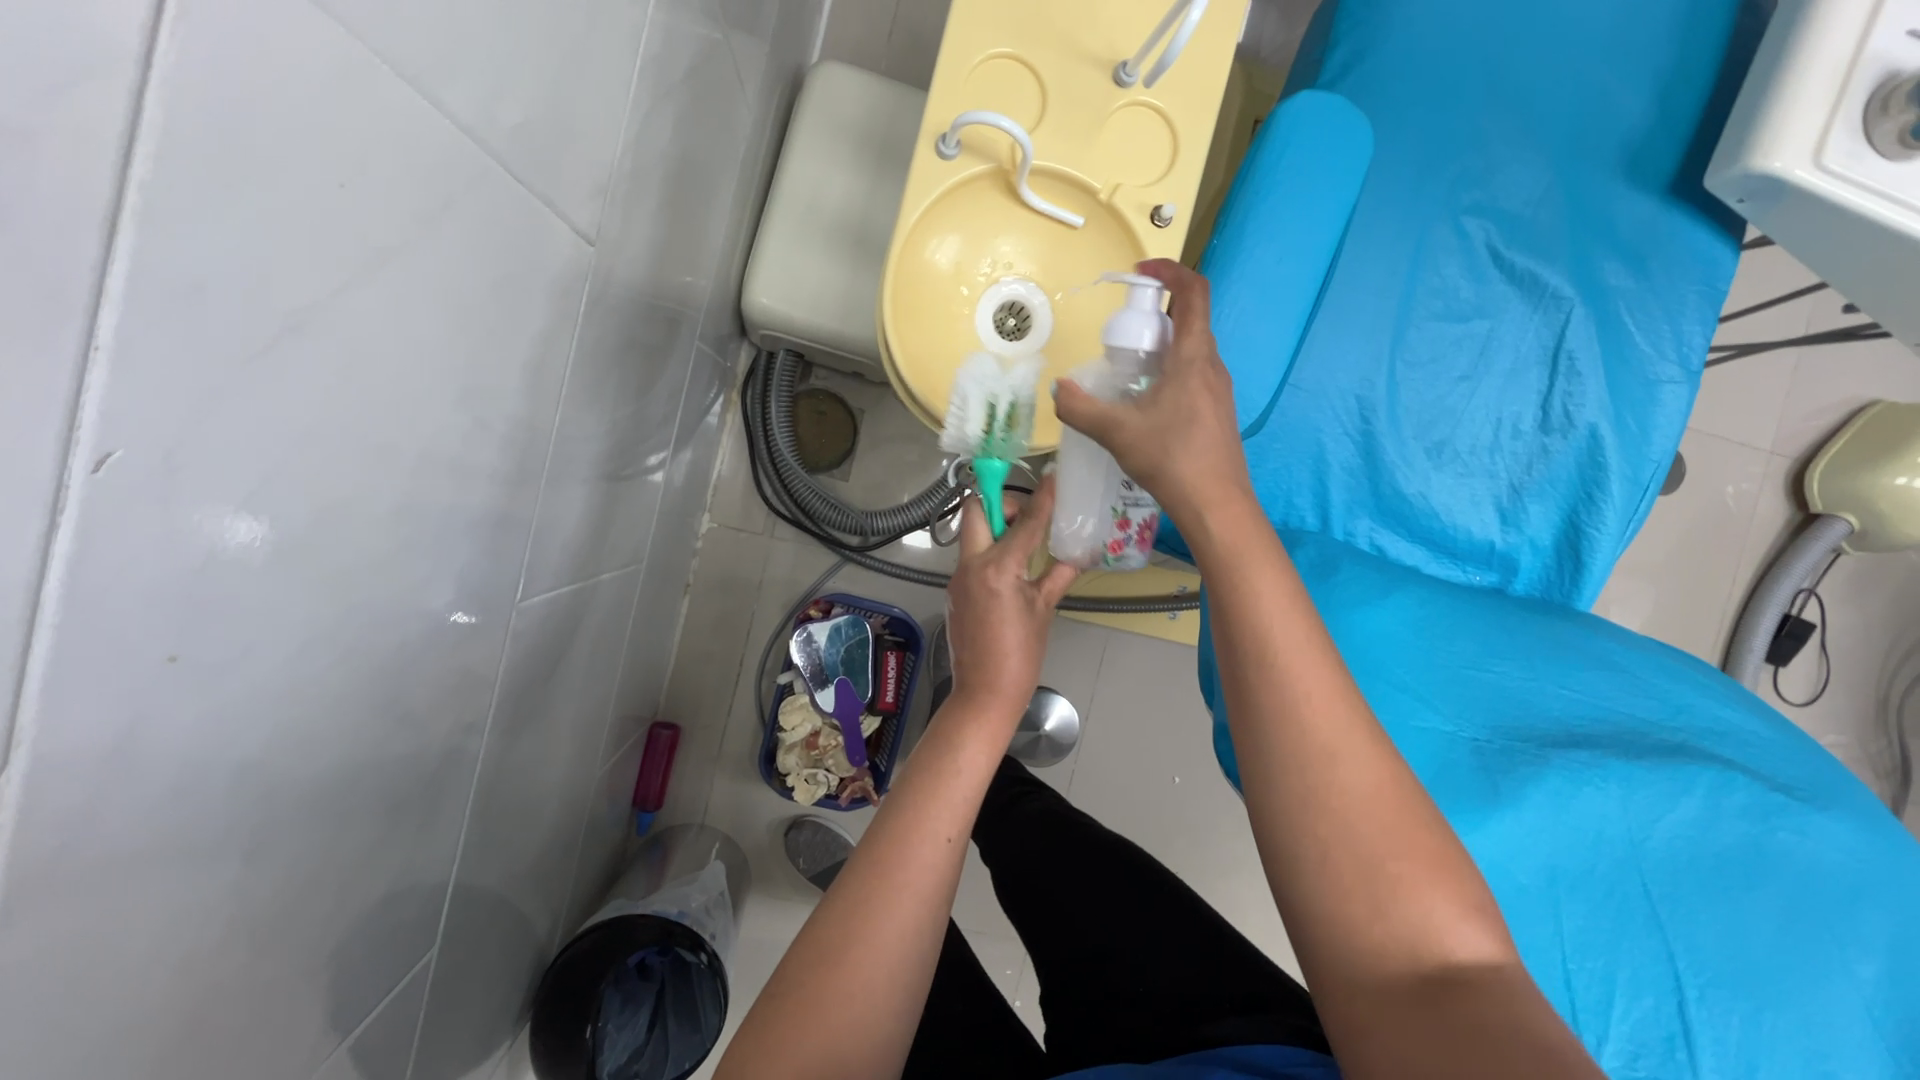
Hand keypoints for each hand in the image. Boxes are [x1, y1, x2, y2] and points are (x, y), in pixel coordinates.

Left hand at [943, 477, 1078, 721]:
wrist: (984, 693)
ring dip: (994, 527)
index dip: (1042, 498)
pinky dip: (990, 553)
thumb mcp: (1044, 610)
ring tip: (1023, 542)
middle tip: (1024, 515)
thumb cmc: (1020, 656)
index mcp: (997, 568)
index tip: (1052, 478)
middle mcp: (970, 566)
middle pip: (975, 509)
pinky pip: (970, 558)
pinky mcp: (953, 591)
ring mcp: (957, 578)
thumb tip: (1078, 553)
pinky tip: (1012, 571)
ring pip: (971, 534)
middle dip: (999, 501)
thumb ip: (1058, 574)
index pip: (1024, 521)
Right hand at [1052, 258, 1254, 528]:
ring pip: (1191, 351)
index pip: (1194, 291)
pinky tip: (1145, 406)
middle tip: (1120, 336)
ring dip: (1161, 348)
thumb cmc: (1172, 459)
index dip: (1169, 271)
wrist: (1217, 505)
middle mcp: (1212, 365)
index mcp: (1194, 355)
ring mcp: (1219, 391)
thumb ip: (1081, 408)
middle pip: (1189, 320)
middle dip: (1154, 316)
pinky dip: (1169, 374)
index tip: (1140, 272)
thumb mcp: (1117, 432)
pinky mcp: (1218, 413)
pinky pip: (1193, 376)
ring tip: (1127, 372)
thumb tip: (1058, 390)